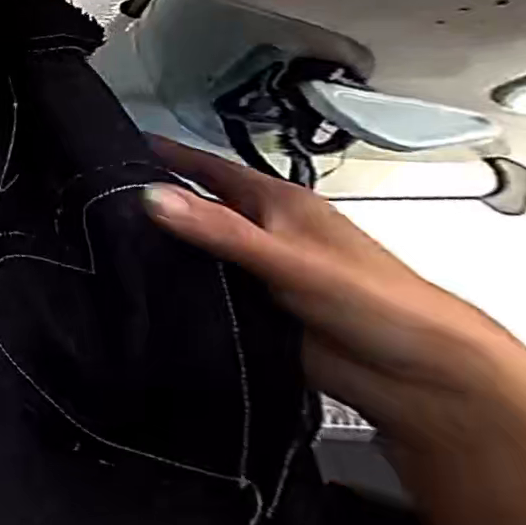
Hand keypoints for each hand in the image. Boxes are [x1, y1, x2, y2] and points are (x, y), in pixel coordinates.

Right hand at [139, 134, 525, 448]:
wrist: (423, 381)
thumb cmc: (372, 299)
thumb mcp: (287, 256)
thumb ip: (219, 229)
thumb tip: (150, 196)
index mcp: (276, 202)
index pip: (210, 167)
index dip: (171, 154)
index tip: (126, 143)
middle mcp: (263, 230)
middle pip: (198, 208)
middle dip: (156, 202)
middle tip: (101, 199)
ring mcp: (258, 272)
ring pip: (198, 252)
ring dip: (163, 249)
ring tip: (109, 244)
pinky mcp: (256, 311)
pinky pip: (206, 292)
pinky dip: (179, 288)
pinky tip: (145, 291)